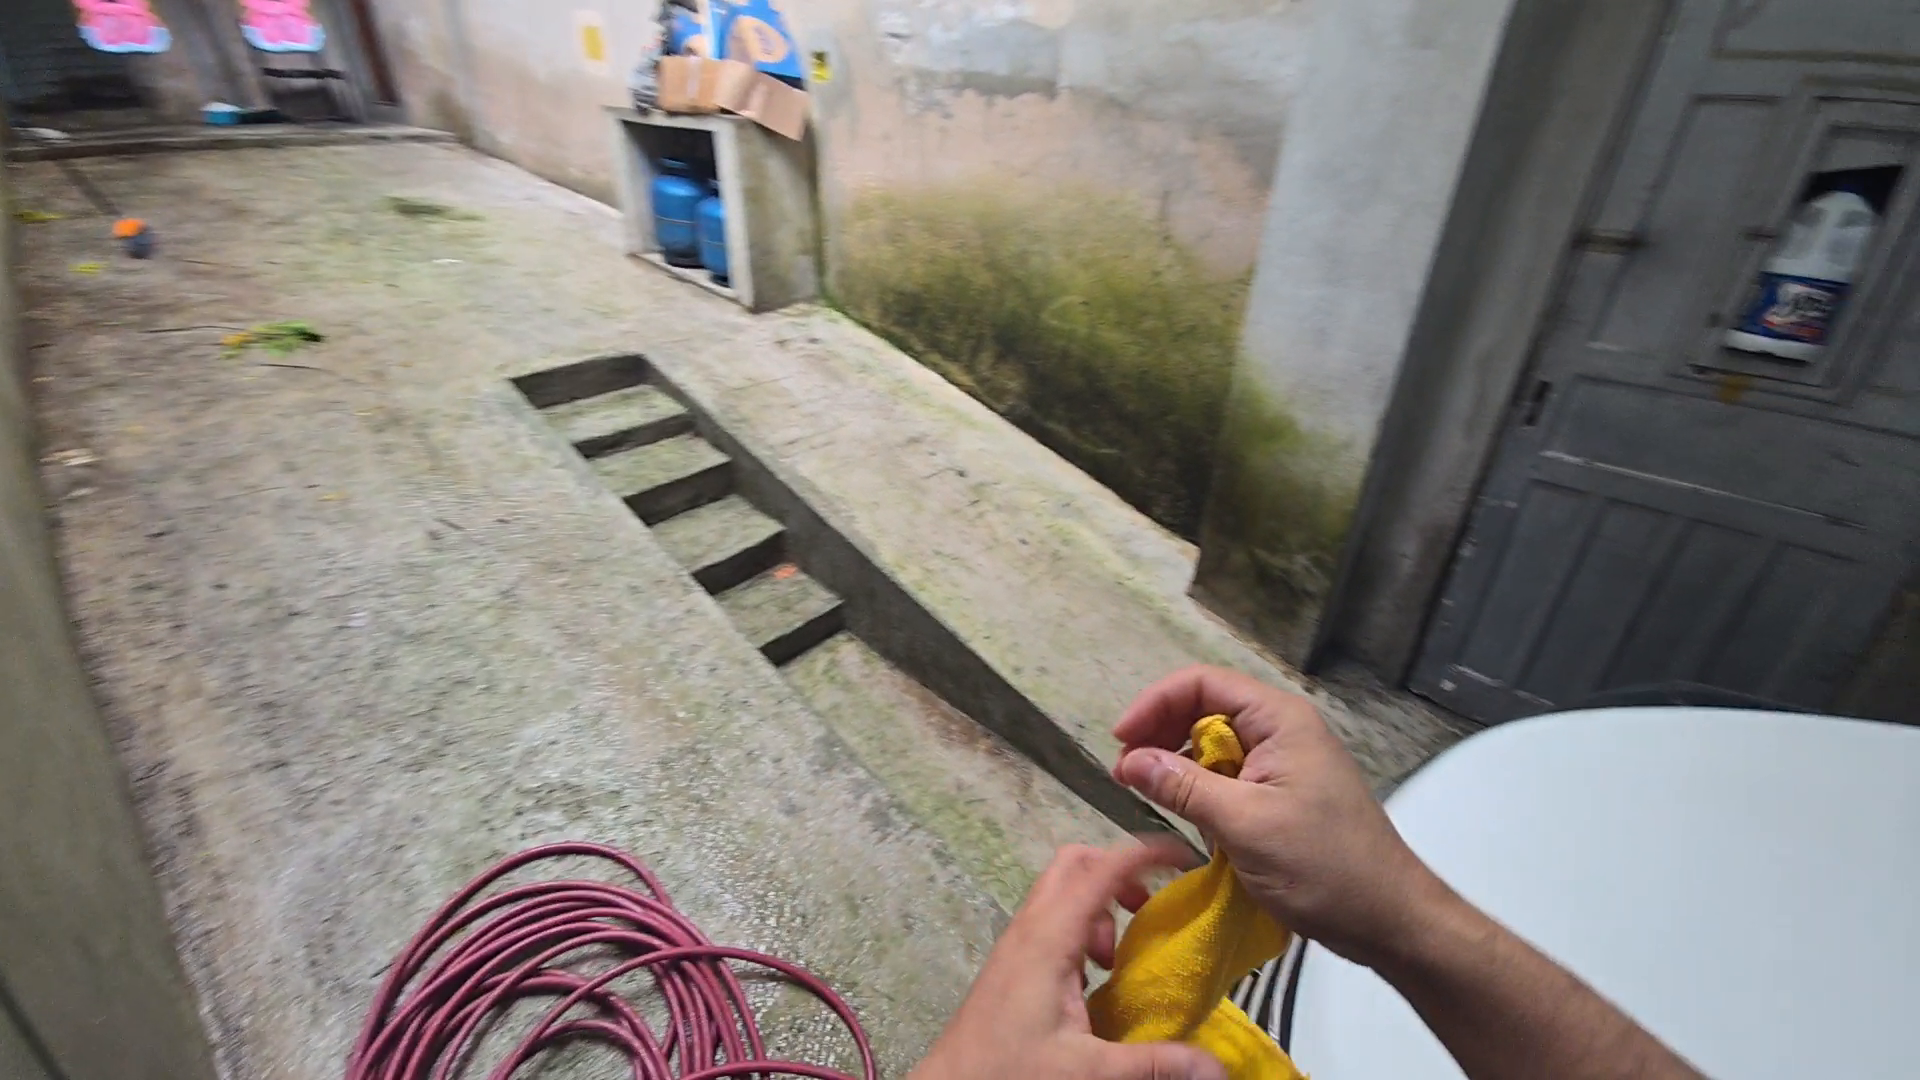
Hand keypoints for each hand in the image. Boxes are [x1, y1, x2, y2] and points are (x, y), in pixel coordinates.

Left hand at [910, 842, 1227, 1079]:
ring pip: (1064, 889)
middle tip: (1147, 909)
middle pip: (1077, 863)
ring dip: (1099, 905)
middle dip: (1117, 872)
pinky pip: (1055, 916)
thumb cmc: (1012, 1070)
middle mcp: (1033, 923)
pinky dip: (1083, 926)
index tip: (1182, 855)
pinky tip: (1094, 976)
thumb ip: (1153, 1064)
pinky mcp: (1016, 955)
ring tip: (1118, 958)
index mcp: (1050, 935)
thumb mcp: (1087, 1071)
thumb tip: (1218, 1067)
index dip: (1142, 854)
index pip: (1100, 870)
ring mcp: (1020, 936)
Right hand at [1112, 666, 1458, 968]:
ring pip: (1211, 740)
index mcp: (1278, 719)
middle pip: (1203, 707)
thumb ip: (1183, 787)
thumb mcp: (1244, 825)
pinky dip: (1196, 783)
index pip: (1201, 684)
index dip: (1155, 703)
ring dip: (1174, 759)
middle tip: (1127, 769)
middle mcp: (1279, 728)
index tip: (1121, 739)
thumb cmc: (1324, 868)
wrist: (1395, 925)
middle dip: (1160, 730)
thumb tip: (1128, 760)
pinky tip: (1178, 805)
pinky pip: (1226, 771)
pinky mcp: (1280, 790)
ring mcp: (1282, 760)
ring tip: (1143, 788)